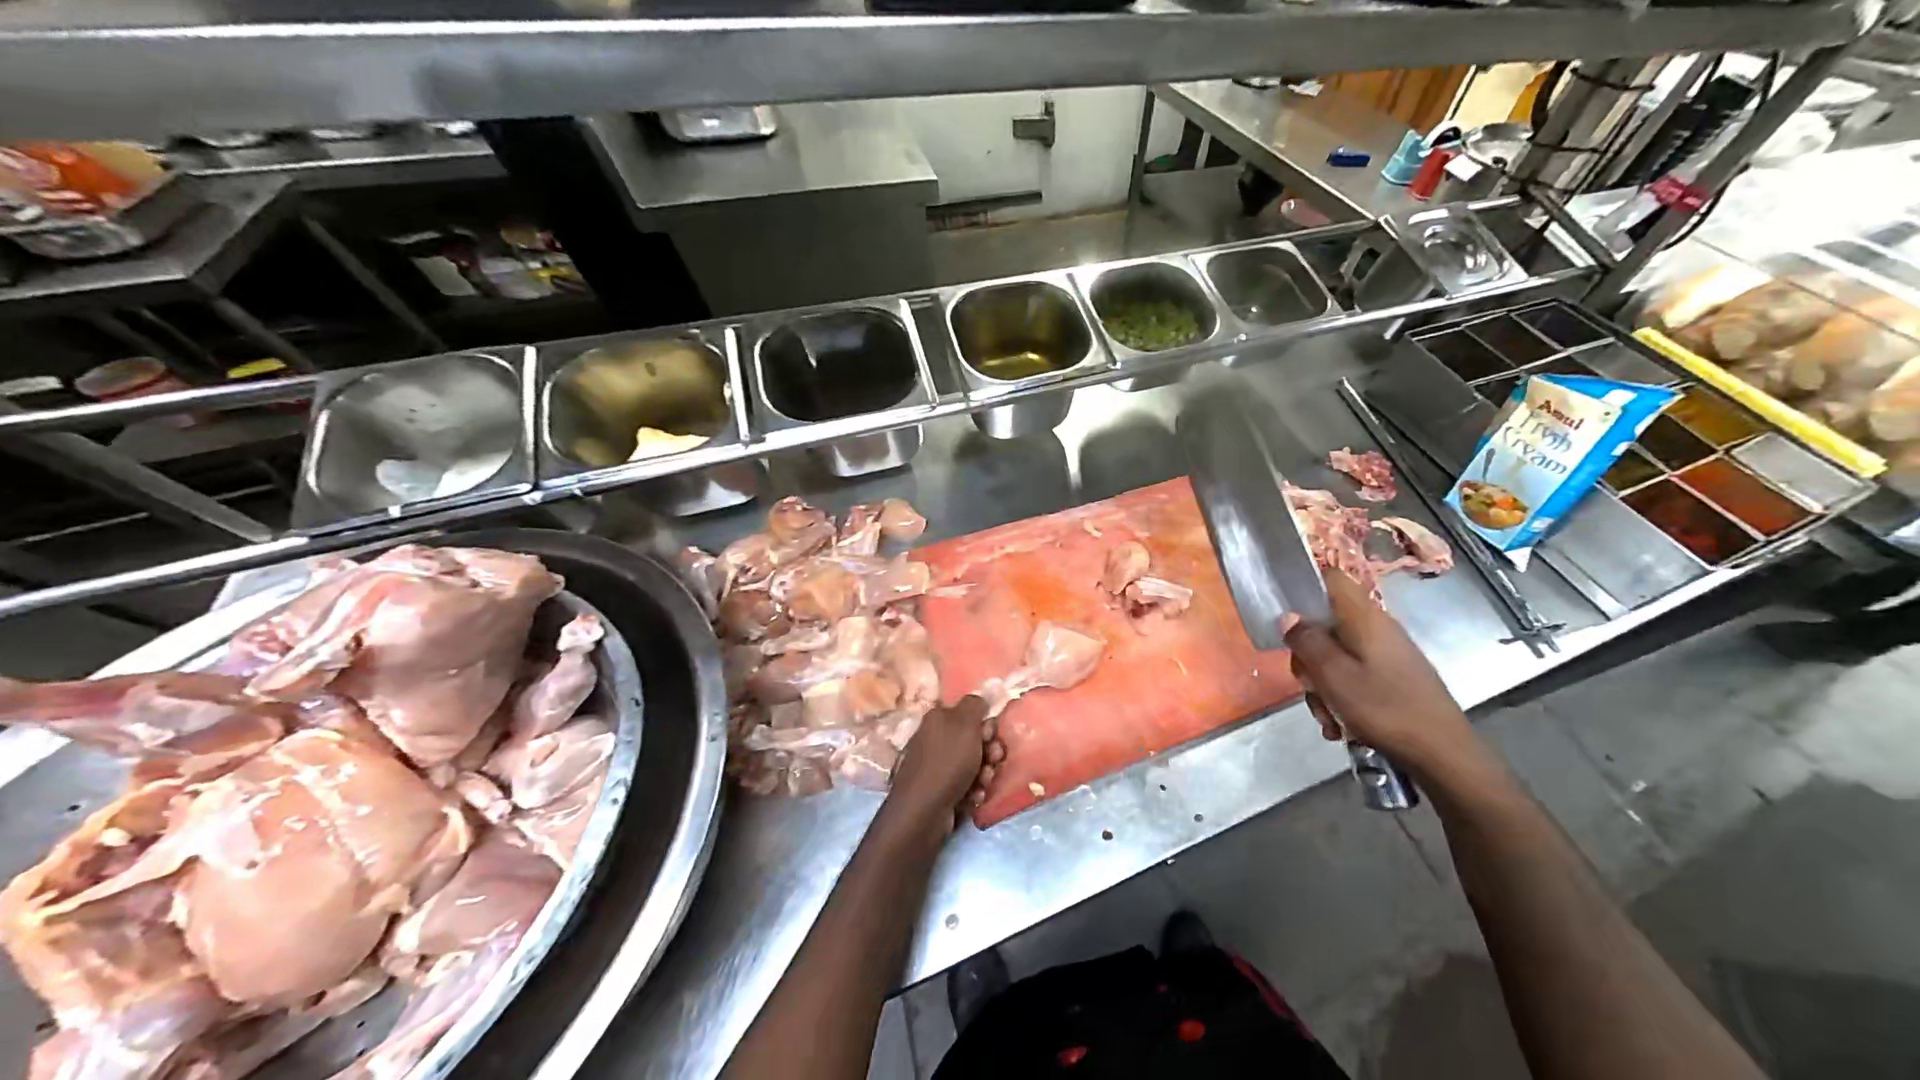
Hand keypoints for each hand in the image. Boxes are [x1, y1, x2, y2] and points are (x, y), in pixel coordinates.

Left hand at [889, 696, 994, 831]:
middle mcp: (935, 738)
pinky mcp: (940, 788)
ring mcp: (936, 764)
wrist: (924, 809)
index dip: (986, 725)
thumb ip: (974, 705)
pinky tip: (975, 796)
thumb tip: (980, 698)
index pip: (970, 713)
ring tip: (983, 782)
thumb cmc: (947, 762)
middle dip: (989, 751)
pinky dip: (974, 789)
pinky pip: (965, 783)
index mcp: (939, 718)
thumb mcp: (965, 725)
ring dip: (985, 772)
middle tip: (993, 760)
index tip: (990, 737)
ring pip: (973, 763)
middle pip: (974, 739)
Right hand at [1283, 570, 1480, 776]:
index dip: (1304, 587)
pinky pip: (1354, 675)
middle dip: (1308, 654)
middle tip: (1305, 683)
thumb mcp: (1333, 676)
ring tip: (1326, 717)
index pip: (1332, 579)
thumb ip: (1307, 642)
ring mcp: (1387, 654)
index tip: (1284, 613)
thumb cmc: (1385, 708)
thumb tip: (1288, 616)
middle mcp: (1377, 628)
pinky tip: (1340, 725)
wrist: (1443, 754)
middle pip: (1327, 624)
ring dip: (1322, 684)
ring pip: (1336, 655)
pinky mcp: (1393, 677)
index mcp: (1364, 618)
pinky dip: (1341, 696)